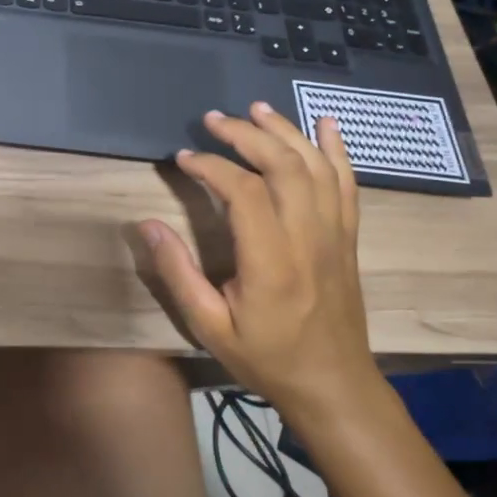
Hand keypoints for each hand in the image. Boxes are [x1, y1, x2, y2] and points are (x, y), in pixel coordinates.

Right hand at [137, 103, 381, 417]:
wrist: (336, 387)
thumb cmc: (267, 358)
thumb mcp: (209, 326)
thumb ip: (178, 273)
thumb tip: (148, 224)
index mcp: (272, 263)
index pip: (245, 192)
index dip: (211, 165)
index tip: (182, 158)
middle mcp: (309, 240)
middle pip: (284, 166)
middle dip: (246, 134)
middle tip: (212, 119)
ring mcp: (335, 236)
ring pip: (316, 167)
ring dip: (286, 131)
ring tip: (255, 108)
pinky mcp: (348, 238)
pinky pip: (348, 184)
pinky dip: (337, 150)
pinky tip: (326, 123)